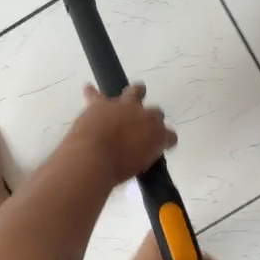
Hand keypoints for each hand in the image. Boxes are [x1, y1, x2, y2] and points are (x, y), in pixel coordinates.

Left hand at [61, 83, 177, 185]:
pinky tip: (90, 89)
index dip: (165, 140)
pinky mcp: (101, 103)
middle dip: (151, 117)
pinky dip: (93, 93)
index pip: (170, 136)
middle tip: (143, 125)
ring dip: (135, 93)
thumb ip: (143, 156)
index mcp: (158, 135)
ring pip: (135, 91)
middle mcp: (144, 116)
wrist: (93, 157)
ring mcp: (123, 106)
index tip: (161, 146)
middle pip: (156, 112)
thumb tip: (140, 154)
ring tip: (132, 95)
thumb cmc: (117, 170)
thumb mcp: (138, 167)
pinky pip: (96, 94)